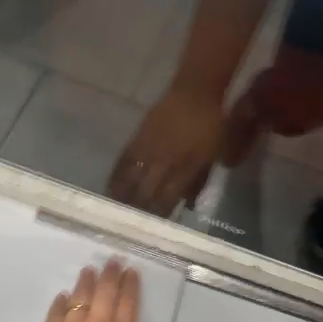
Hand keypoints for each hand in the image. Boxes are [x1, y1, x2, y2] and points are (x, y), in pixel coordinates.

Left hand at [28, 258, 139, 321]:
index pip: (128, 305)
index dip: (131, 286)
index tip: (131, 271)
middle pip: (105, 294)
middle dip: (111, 275)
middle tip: (113, 261)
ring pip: (79, 298)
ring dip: (85, 282)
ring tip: (89, 270)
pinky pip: (55, 314)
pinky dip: (59, 303)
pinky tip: (62, 296)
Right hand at [109, 87, 226, 216]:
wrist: (195, 92)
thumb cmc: (210, 125)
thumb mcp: (212, 155)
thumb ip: (200, 182)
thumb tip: (190, 206)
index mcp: (186, 167)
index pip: (168, 198)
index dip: (159, 214)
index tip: (152, 229)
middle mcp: (165, 161)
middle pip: (147, 191)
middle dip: (138, 210)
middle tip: (129, 226)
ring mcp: (150, 148)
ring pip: (132, 178)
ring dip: (123, 196)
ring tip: (114, 212)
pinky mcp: (138, 136)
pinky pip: (124, 160)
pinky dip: (116, 175)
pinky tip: (110, 187)